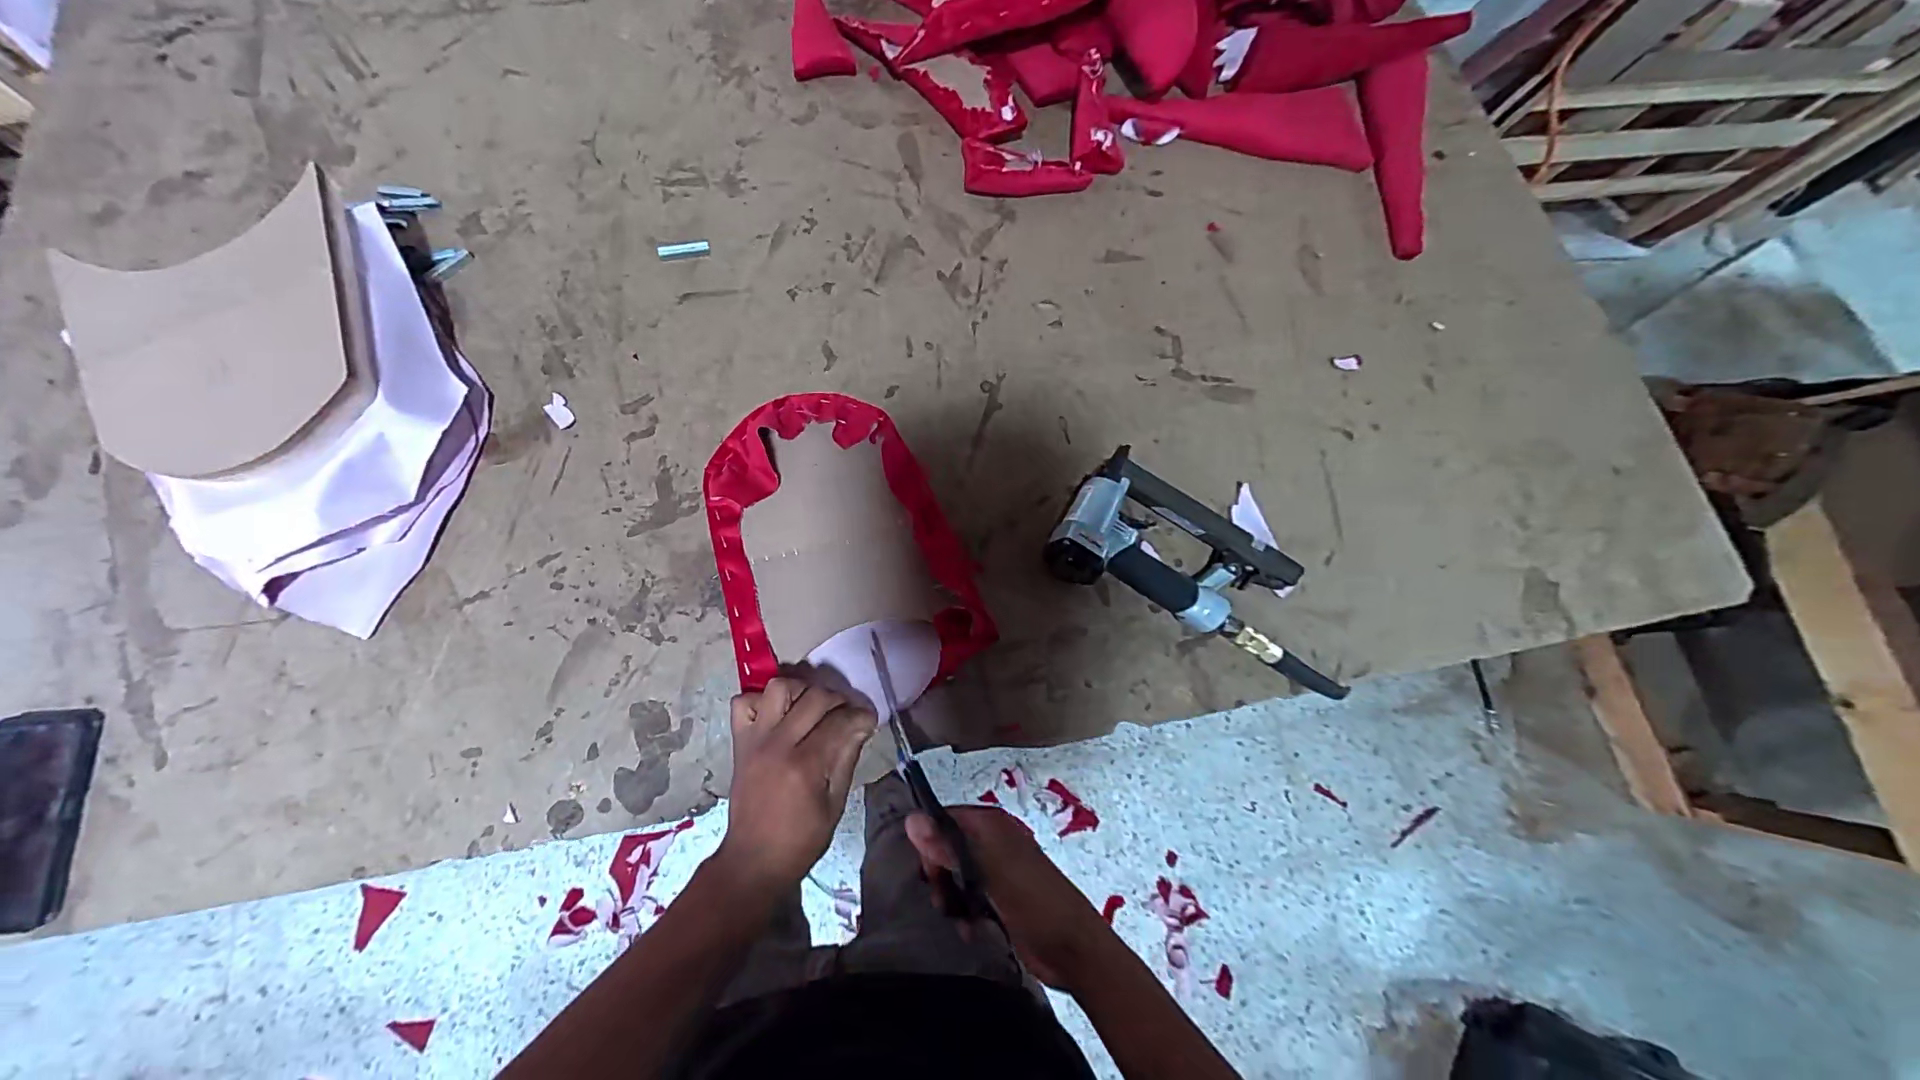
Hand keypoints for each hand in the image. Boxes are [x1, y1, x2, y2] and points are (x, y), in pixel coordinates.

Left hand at [714, 677, 876, 892]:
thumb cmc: (801, 839)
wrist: (753, 860)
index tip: (869, 720)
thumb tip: (860, 726)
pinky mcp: (739, 742)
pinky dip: (762, 701)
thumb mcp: (835, 804)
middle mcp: (778, 745)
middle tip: (846, 716)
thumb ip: (846, 758)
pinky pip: (744, 703)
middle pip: (815, 697)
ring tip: (812, 708)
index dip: (862, 716)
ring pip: (779, 688)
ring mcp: (755, 740)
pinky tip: (779, 716)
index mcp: (805, 765)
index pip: (841, 720)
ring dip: (801, 691)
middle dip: (839, 700)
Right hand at [906, 805, 1115, 992]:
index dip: (930, 842)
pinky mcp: (997, 900)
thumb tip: (912, 820)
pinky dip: (965, 914)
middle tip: (943, 900)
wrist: (1073, 950)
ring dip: (951, 899)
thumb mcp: (991, 872)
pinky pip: (967, 900)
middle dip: (940, 875)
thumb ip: (951, 847)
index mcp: (992, 825)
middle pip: (946, 849)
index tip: (928, 872)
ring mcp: (995, 872)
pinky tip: (971, 929)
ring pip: (954, 877)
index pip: (944, 819)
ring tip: (960, 919)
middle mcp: (992, 843)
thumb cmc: (1036, 902)